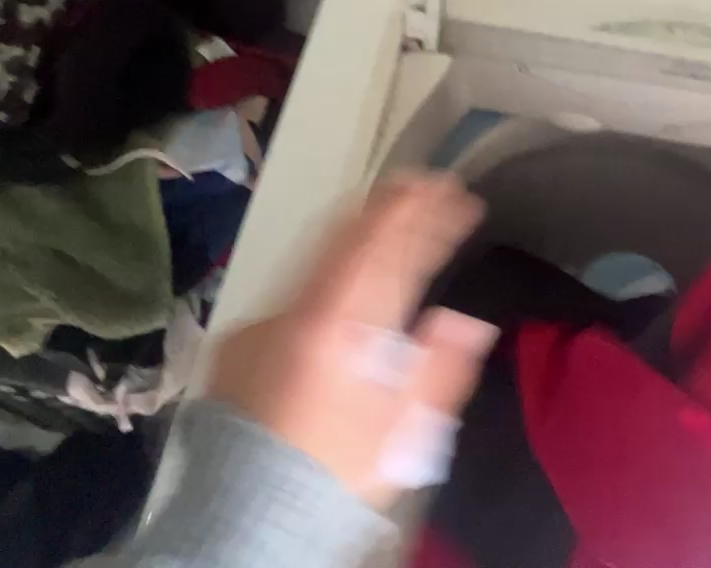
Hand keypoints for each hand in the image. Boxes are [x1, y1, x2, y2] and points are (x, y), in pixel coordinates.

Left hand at [208, 172, 498, 509]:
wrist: (245, 524)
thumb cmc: (335, 479)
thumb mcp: (402, 436)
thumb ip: (439, 372)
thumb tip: (466, 321)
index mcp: (340, 333)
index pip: (386, 249)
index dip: (423, 214)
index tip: (455, 194)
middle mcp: (294, 313)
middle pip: (349, 236)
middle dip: (394, 203)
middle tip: (430, 185)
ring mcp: (263, 321)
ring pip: (321, 254)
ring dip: (364, 229)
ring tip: (398, 212)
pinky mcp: (243, 337)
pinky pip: (299, 285)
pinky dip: (334, 266)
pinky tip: (352, 272)